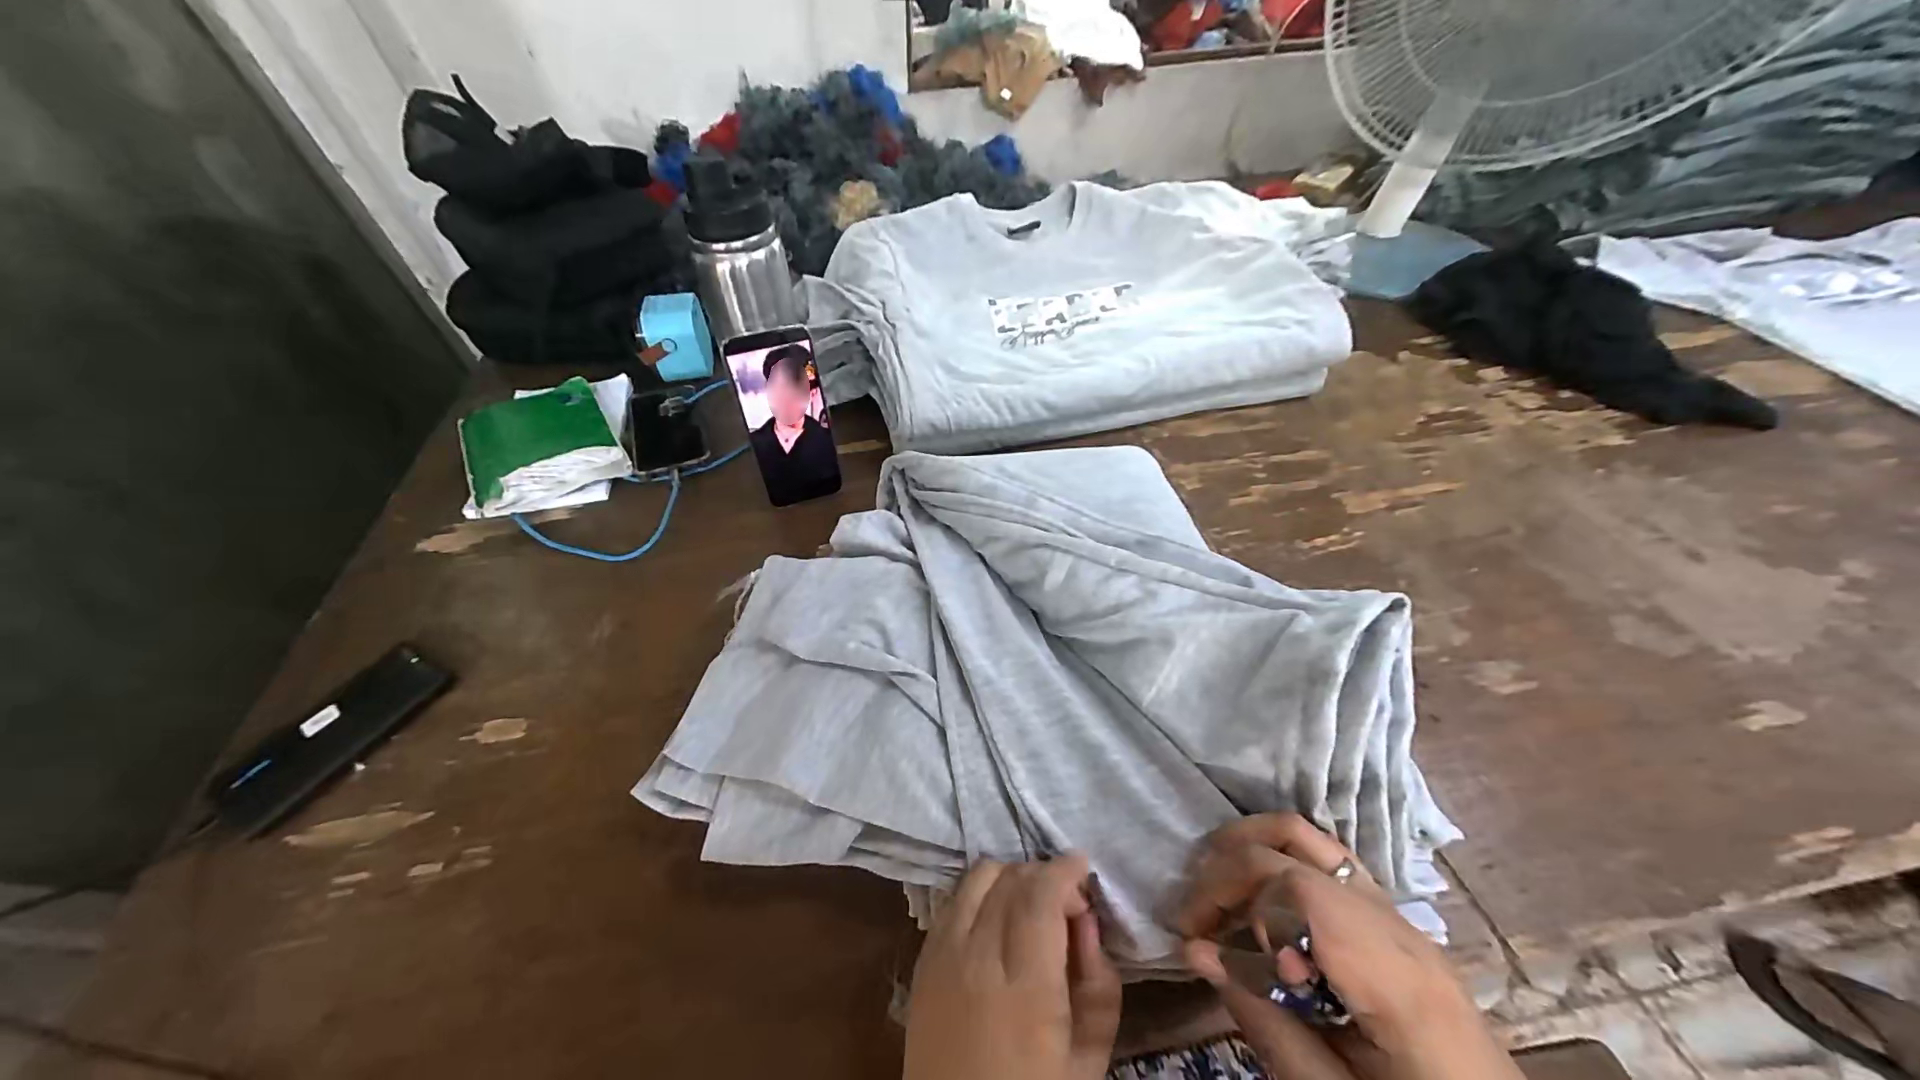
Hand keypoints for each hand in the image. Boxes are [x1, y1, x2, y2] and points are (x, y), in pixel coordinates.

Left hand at [904, 853, 1121, 1079]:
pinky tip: (996, 917)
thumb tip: (1087, 920)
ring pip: (976, 878)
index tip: (1083, 869)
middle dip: (1043, 873)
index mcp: (1024, 985)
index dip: (1064, 870)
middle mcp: (976, 955)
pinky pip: (952, 901)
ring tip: (1031, 903)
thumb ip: (1099, 984)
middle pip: (1009, 878)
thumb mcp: (1088, 1059)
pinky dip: (980, 893)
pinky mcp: (921, 960)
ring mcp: (941, 953)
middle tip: (1066, 897)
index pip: (1040, 893)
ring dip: (1010, 877)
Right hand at [1173, 815, 1521, 1079]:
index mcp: (1390, 973)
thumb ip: (1264, 1021)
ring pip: (1314, 838)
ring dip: (1254, 850)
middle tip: (1195, 916)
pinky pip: (1328, 864)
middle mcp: (1397, 924)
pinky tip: (1262, 905)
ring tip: (1217, 888)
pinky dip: (1281, 864)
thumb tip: (1196, 950)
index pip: (1295, 883)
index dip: (1234, 895)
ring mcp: (1400, 916)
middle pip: (1296, 843)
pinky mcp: (1396, 923)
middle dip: (1230, 867)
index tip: (1200, 942)